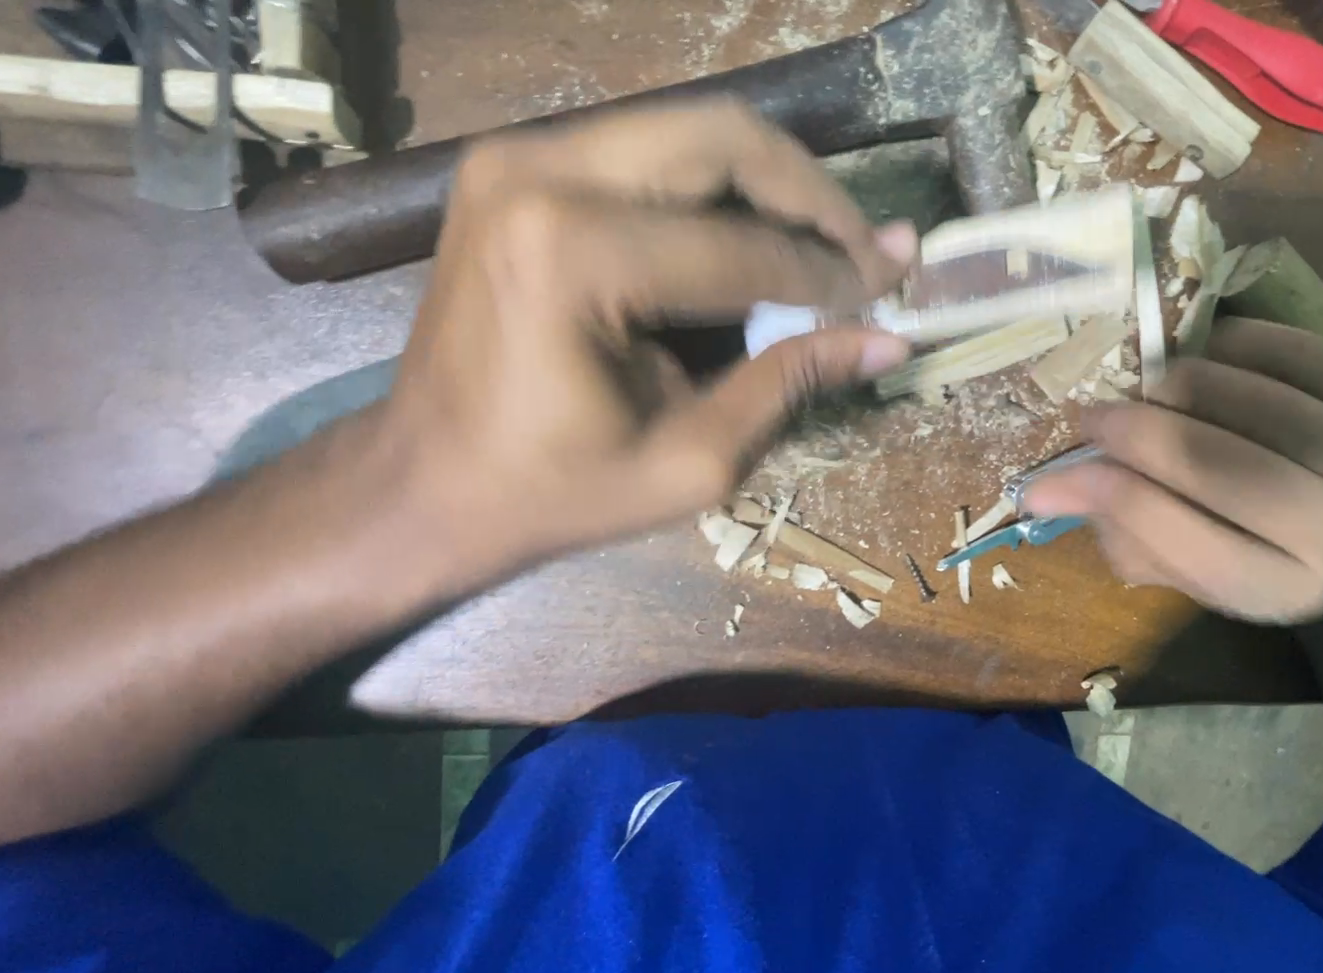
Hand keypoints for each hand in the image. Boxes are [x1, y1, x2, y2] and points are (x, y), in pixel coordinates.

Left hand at [379, 100, 914, 572]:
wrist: (427, 479)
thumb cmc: (556, 492)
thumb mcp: (690, 461)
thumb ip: (788, 384)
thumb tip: (890, 340)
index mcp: (573, 259)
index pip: (743, 249)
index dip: (832, 273)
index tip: (894, 288)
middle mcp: (540, 175)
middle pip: (723, 139)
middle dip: (813, 196)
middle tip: (869, 250)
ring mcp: (520, 158)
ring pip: (692, 130)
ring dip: (772, 185)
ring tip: (828, 245)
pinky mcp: (518, 166)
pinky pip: (651, 152)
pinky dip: (718, 189)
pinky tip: (758, 237)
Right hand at [1021, 319, 1322, 623]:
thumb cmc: (1243, 553)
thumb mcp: (1179, 563)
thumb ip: (1118, 528)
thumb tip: (1042, 488)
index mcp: (1277, 587)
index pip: (1188, 539)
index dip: (1115, 498)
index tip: (1053, 477)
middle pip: (1222, 468)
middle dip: (1140, 434)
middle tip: (1094, 418)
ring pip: (1251, 402)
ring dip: (1179, 387)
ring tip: (1149, 394)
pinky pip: (1292, 352)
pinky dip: (1234, 345)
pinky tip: (1204, 360)